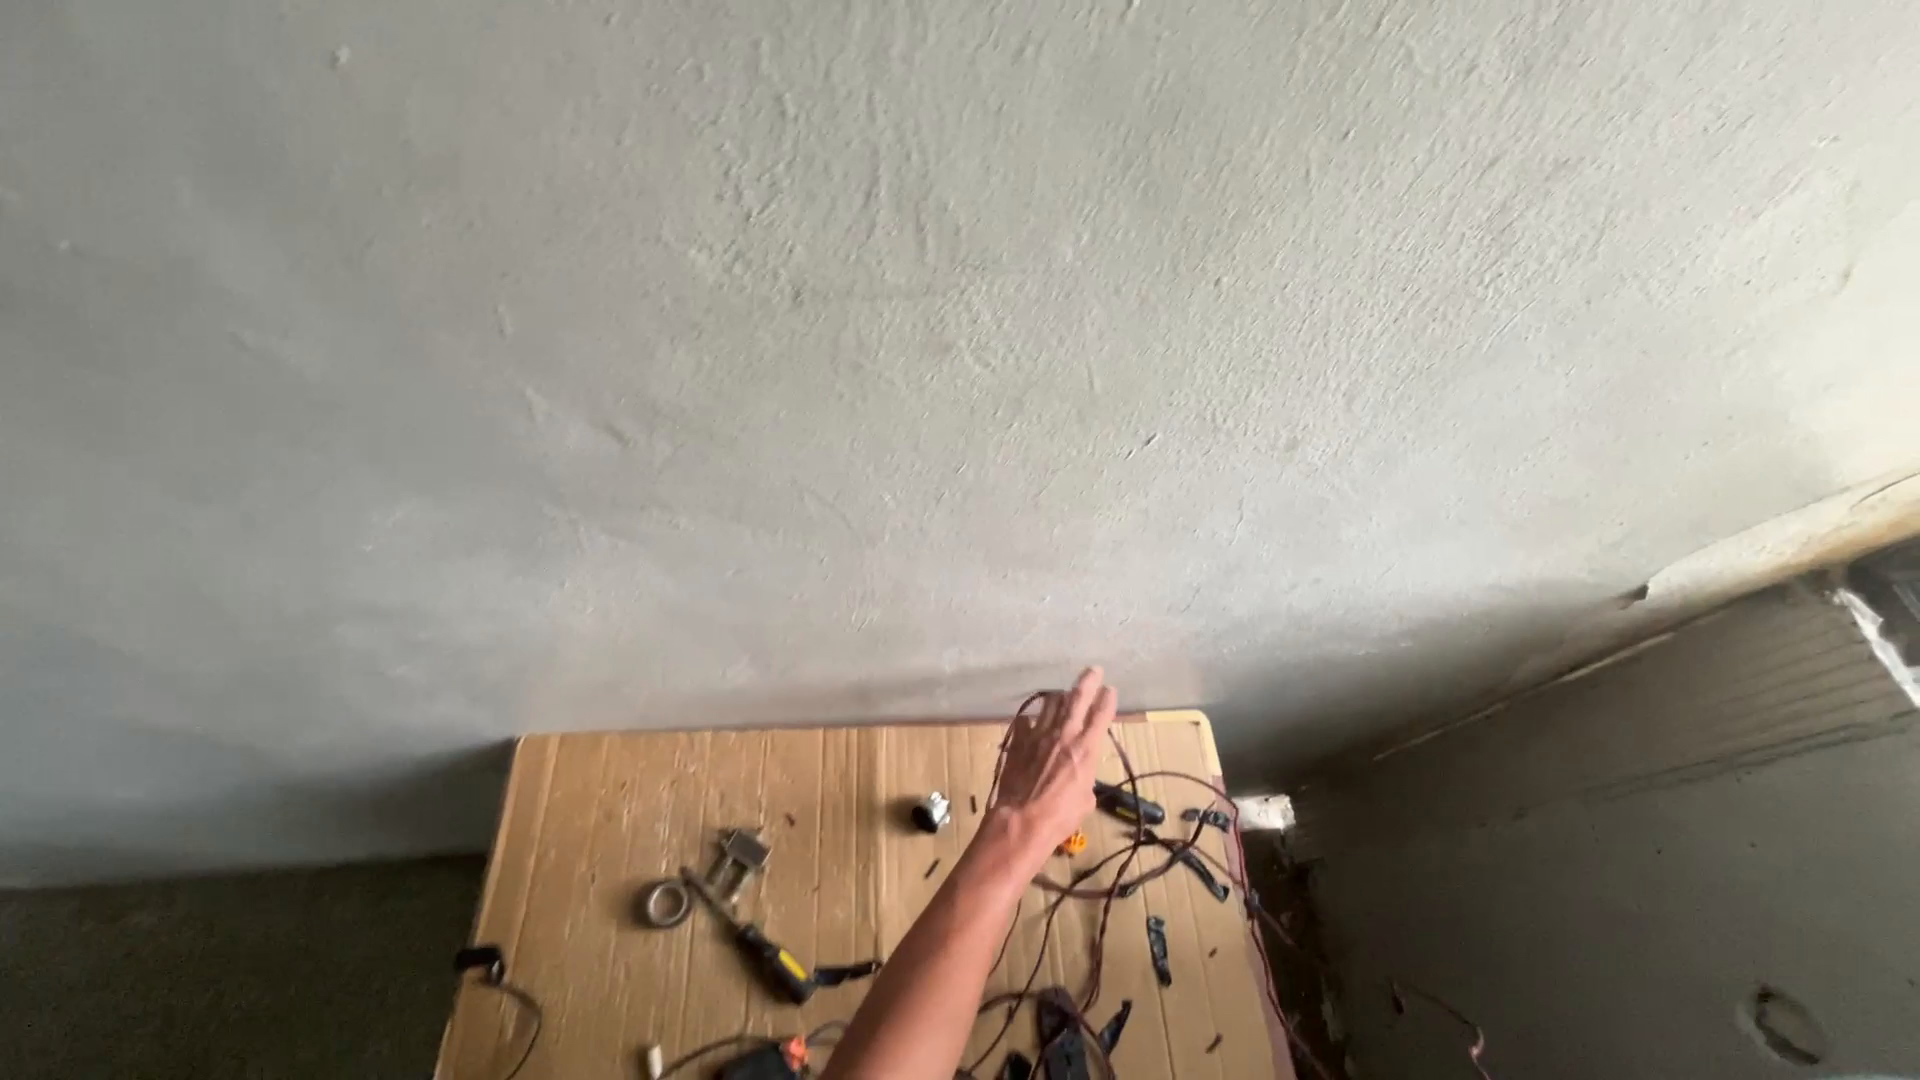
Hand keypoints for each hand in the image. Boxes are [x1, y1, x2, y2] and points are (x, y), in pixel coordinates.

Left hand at [989, 667, 1117, 861]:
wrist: (1022, 820)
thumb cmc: (1060, 816)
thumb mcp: (1086, 800)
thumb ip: (1085, 779)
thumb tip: (1079, 776)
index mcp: (1086, 749)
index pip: (1101, 715)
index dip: (1107, 699)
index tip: (1110, 689)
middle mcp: (1064, 735)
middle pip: (1077, 699)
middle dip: (1087, 681)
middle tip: (1093, 670)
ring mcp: (1038, 735)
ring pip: (1051, 705)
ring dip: (1059, 697)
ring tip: (1064, 693)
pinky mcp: (1018, 741)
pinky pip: (1026, 722)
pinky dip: (1032, 720)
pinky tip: (1032, 721)